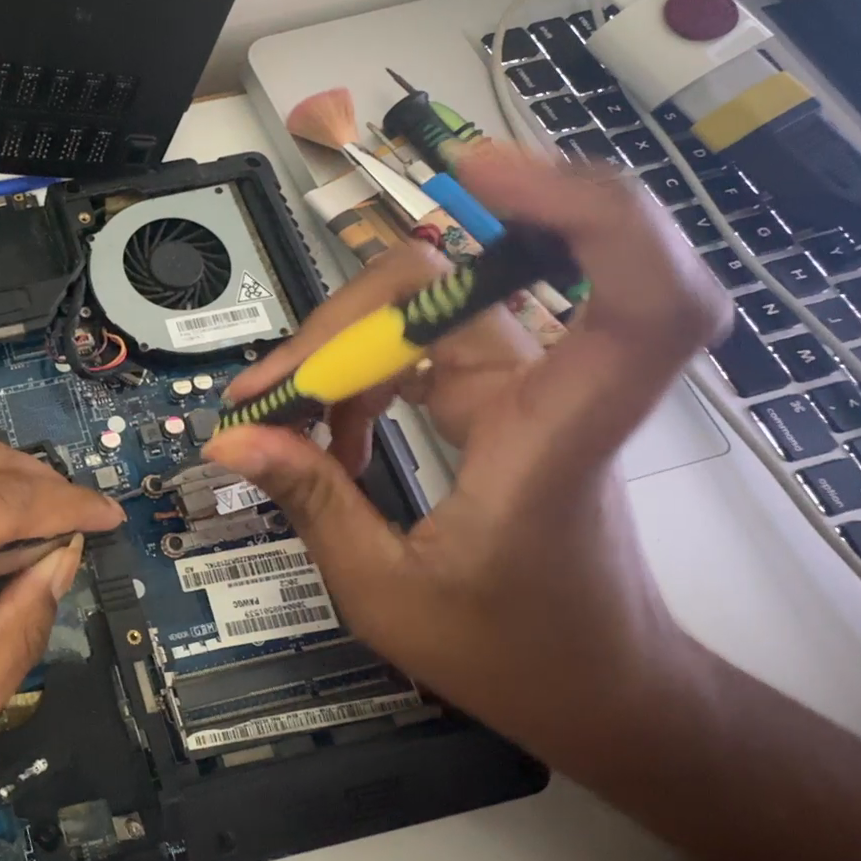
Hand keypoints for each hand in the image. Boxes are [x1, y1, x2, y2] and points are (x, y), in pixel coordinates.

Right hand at [204, 149, 729, 743]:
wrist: (594, 688)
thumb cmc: (511, 653)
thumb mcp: (386, 592)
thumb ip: (311, 503)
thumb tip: (228, 439)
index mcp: (553, 440)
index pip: (633, 300)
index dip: (580, 213)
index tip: (478, 172)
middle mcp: (547, 392)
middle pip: (448, 292)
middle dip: (342, 325)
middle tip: (266, 394)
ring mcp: (520, 390)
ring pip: (420, 315)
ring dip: (337, 353)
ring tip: (276, 417)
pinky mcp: (496, 401)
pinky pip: (416, 353)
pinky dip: (357, 380)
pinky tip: (322, 435)